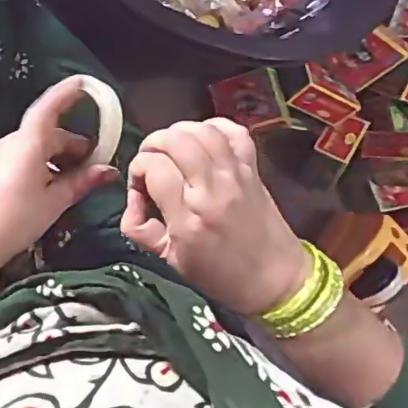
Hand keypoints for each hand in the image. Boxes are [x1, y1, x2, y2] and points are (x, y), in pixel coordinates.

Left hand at [0, 77, 120, 264]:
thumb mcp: (55, 201)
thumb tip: (108, 170)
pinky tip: (55, 185)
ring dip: (59, 156)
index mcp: (29, 141)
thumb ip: (82, 181)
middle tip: (96, 163)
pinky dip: (44, 163)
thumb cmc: (16, 217)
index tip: (86, 84)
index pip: (51, 106)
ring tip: (79, 178)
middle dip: (73, 144)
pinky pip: (25, 157)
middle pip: (48, 131)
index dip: (68, 93)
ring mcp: (1, 154)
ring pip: (37, 146)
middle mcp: (13, 141)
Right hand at [120, 119, 309, 316]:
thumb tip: (132, 203)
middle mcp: (212, 191)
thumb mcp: (170, 260)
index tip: (141, 186)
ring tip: (173, 148)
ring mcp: (235, 176)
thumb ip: (141, 230)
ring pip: (202, 131)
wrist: (276, 280)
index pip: (154, 167)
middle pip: (176, 140)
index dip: (137, 170)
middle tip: (152, 161)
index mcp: (188, 219)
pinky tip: (203, 140)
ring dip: (180, 132)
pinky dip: (214, 127)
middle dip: (154, 143)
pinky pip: (235, 132)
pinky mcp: (253, 169)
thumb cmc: (220, 274)